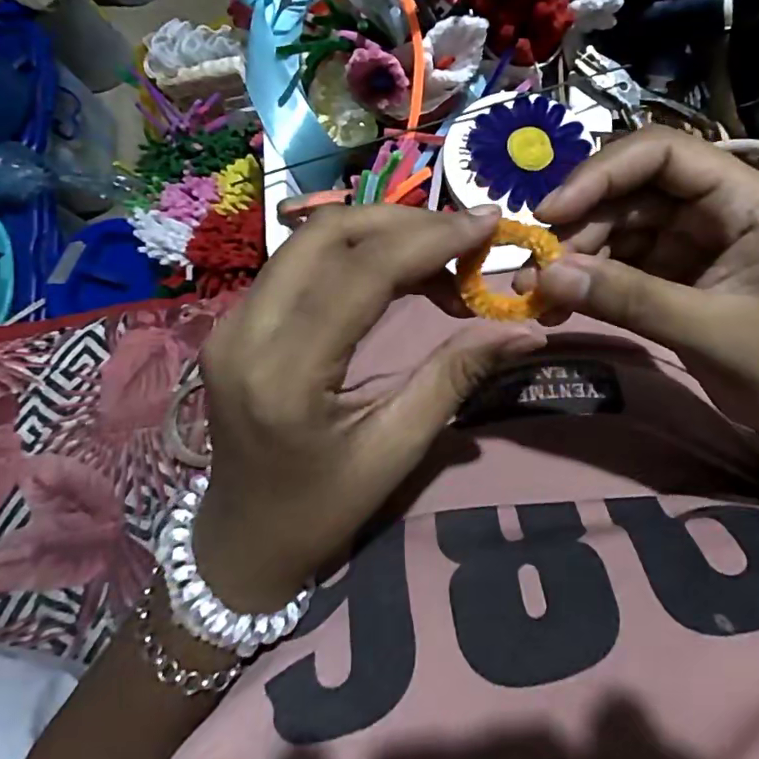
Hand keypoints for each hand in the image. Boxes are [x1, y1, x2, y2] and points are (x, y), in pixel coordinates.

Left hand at [191, 205, 545, 610]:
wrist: (242, 536)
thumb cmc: (323, 507)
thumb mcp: (397, 448)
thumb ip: (455, 376)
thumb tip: (525, 330)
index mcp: (285, 374)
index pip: (361, 273)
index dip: (430, 238)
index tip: (486, 223)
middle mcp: (246, 332)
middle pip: (328, 234)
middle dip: (406, 222)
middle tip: (466, 238)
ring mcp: (232, 320)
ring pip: (311, 238)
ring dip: (382, 231)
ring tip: (441, 253)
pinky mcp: (236, 318)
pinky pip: (300, 260)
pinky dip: (356, 250)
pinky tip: (399, 268)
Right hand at [524, 128, 758, 504]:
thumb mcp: (713, 332)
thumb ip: (630, 298)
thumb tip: (547, 275)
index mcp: (747, 200)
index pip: (664, 154)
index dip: (602, 173)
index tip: (552, 213)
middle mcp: (719, 210)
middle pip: (634, 190)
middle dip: (582, 224)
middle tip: (539, 269)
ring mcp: (700, 245)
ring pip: (624, 229)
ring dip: (580, 256)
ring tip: (541, 295)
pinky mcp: (684, 279)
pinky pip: (627, 266)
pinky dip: (593, 282)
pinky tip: (561, 305)